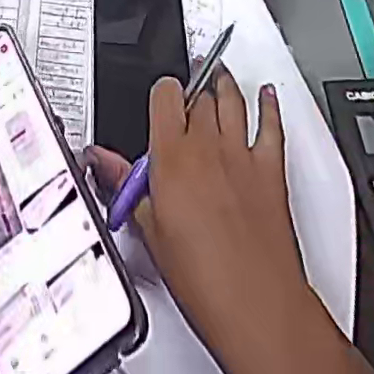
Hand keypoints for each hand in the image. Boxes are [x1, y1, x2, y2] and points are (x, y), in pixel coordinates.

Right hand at [86, 71, 372, 373]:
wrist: (257, 305)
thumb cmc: (203, 275)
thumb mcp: (149, 227)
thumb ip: (124, 183)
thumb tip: (102, 161)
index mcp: (171, 155)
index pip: (165, 95)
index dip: (163, 89)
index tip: (162, 92)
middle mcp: (206, 145)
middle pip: (198, 95)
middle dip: (193, 82)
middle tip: (191, 73)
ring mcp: (241, 155)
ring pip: (231, 99)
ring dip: (224, 82)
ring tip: (219, 69)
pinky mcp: (270, 170)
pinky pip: (271, 125)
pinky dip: (269, 106)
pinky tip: (267, 96)